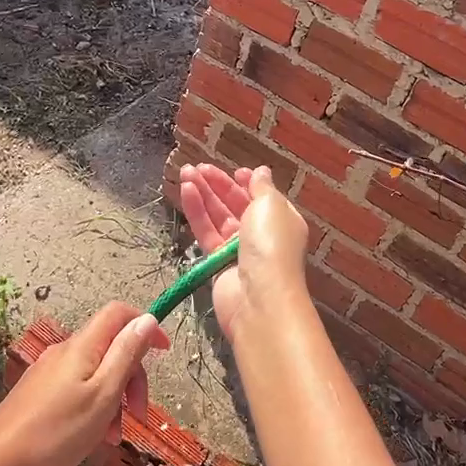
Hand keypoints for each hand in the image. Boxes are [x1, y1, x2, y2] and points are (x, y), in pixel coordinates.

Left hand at [0, 302, 168, 465]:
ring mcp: (48, 372)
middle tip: (138, 415)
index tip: (164, 354)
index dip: (145, 325)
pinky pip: (77, 388)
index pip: (119, 313)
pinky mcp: (38, 393)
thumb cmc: (57, 433)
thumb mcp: (103, 395)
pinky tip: (90, 439)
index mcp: (83, 345)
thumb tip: (147, 319)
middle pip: (111, 346)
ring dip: (113, 399)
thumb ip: (126, 354)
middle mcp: (64, 351)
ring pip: (95, 372)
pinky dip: (94, 407)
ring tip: (112, 438)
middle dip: (132, 376)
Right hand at [177, 164, 309, 336]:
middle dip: (217, 184)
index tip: (233, 172)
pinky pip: (205, 231)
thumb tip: (260, 171)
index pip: (261, 197)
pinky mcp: (216, 262)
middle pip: (236, 204)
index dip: (247, 183)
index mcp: (280, 219)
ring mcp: (238, 250)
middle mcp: (261, 234)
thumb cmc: (271, 245)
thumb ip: (262, 187)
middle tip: (196, 167)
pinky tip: (186, 191)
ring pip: (217, 216)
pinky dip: (196, 211)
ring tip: (185, 172)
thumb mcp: (272, 206)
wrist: (259, 298)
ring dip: (202, 194)